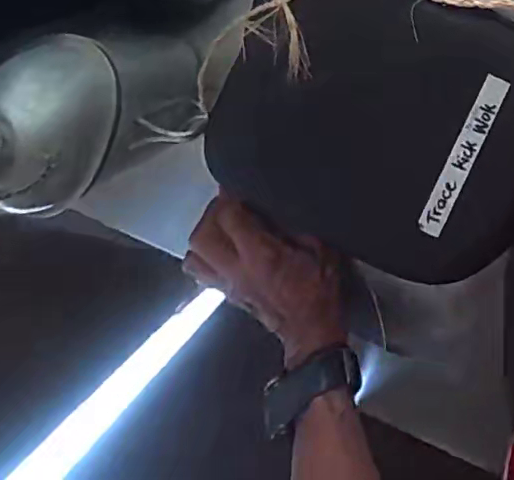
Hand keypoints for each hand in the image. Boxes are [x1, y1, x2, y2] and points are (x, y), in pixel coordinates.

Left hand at [185, 195, 345, 364]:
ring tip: (224, 223)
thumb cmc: (318, 287)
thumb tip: (280, 201)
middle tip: (229, 202)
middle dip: (212, 212)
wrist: (310, 330)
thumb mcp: (320, 247)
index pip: (229, 218)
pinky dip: (205, 253)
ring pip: (193, 256)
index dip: (229, 196)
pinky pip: (200, 271)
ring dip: (204, 234)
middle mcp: (236, 270)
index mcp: (260, 256)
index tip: (236, 183)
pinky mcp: (226, 294)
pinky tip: (225, 245)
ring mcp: (227, 285)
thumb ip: (298, 223)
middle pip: (201, 236)